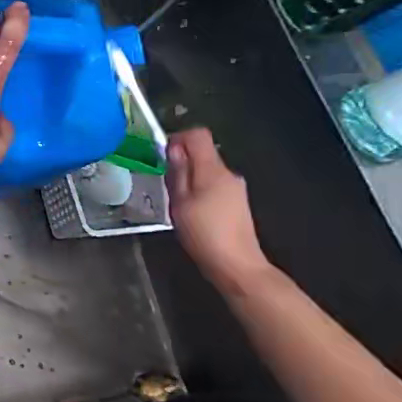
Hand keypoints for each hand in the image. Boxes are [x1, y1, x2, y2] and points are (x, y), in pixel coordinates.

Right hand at [166, 128, 271, 283]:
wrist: (237, 266)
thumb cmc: (204, 234)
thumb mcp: (181, 203)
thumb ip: (178, 173)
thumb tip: (175, 149)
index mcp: (213, 170)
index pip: (199, 135)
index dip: (179, 138)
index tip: (163, 155)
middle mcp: (229, 173)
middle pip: (204, 153)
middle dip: (183, 161)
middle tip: (166, 183)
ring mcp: (236, 188)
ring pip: (208, 170)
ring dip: (191, 178)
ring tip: (178, 201)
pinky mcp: (238, 202)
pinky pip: (216, 185)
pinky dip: (201, 190)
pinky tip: (194, 212)